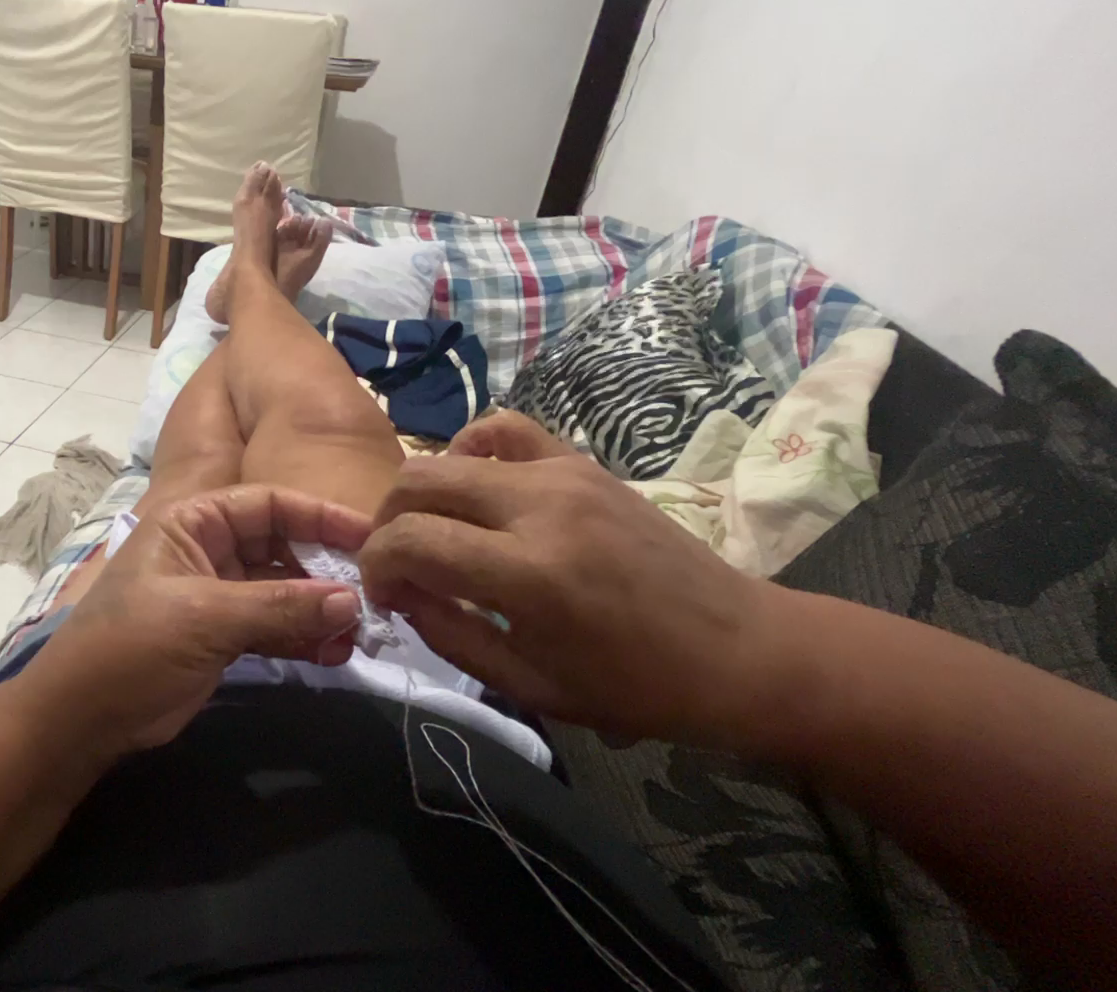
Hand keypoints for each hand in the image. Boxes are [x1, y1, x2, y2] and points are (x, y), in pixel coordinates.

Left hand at [9, 484, 371, 759]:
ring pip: (282, 589)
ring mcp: (217, 592)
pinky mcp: (223, 633)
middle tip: (372, 596)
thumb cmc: (133, 646)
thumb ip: (280, 606)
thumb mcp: (205, 617)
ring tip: (358, 635)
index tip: (369, 538)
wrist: (84, 717)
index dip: (320, 516)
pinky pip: (274, 625)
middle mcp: (208, 548)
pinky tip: (333, 654)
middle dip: (324, 570)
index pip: (268, 503)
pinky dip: (302, 637)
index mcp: (193, 521)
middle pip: (281, 544)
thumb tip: (354, 600)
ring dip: (319, 609)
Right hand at [358, 412, 788, 748]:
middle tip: (398, 562)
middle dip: (385, 522)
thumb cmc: (633, 686)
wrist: (740, 650)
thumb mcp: (526, 684)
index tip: (383, 593)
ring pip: (448, 455)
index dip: (376, 565)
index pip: (407, 540)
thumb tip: (398, 590)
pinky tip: (473, 484)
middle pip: (416, 482)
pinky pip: (504, 430)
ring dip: (421, 494)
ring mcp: (562, 474)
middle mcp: (538, 507)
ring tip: (431, 530)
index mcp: (527, 574)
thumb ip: (446, 632)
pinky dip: (470, 450)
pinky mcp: (581, 461)